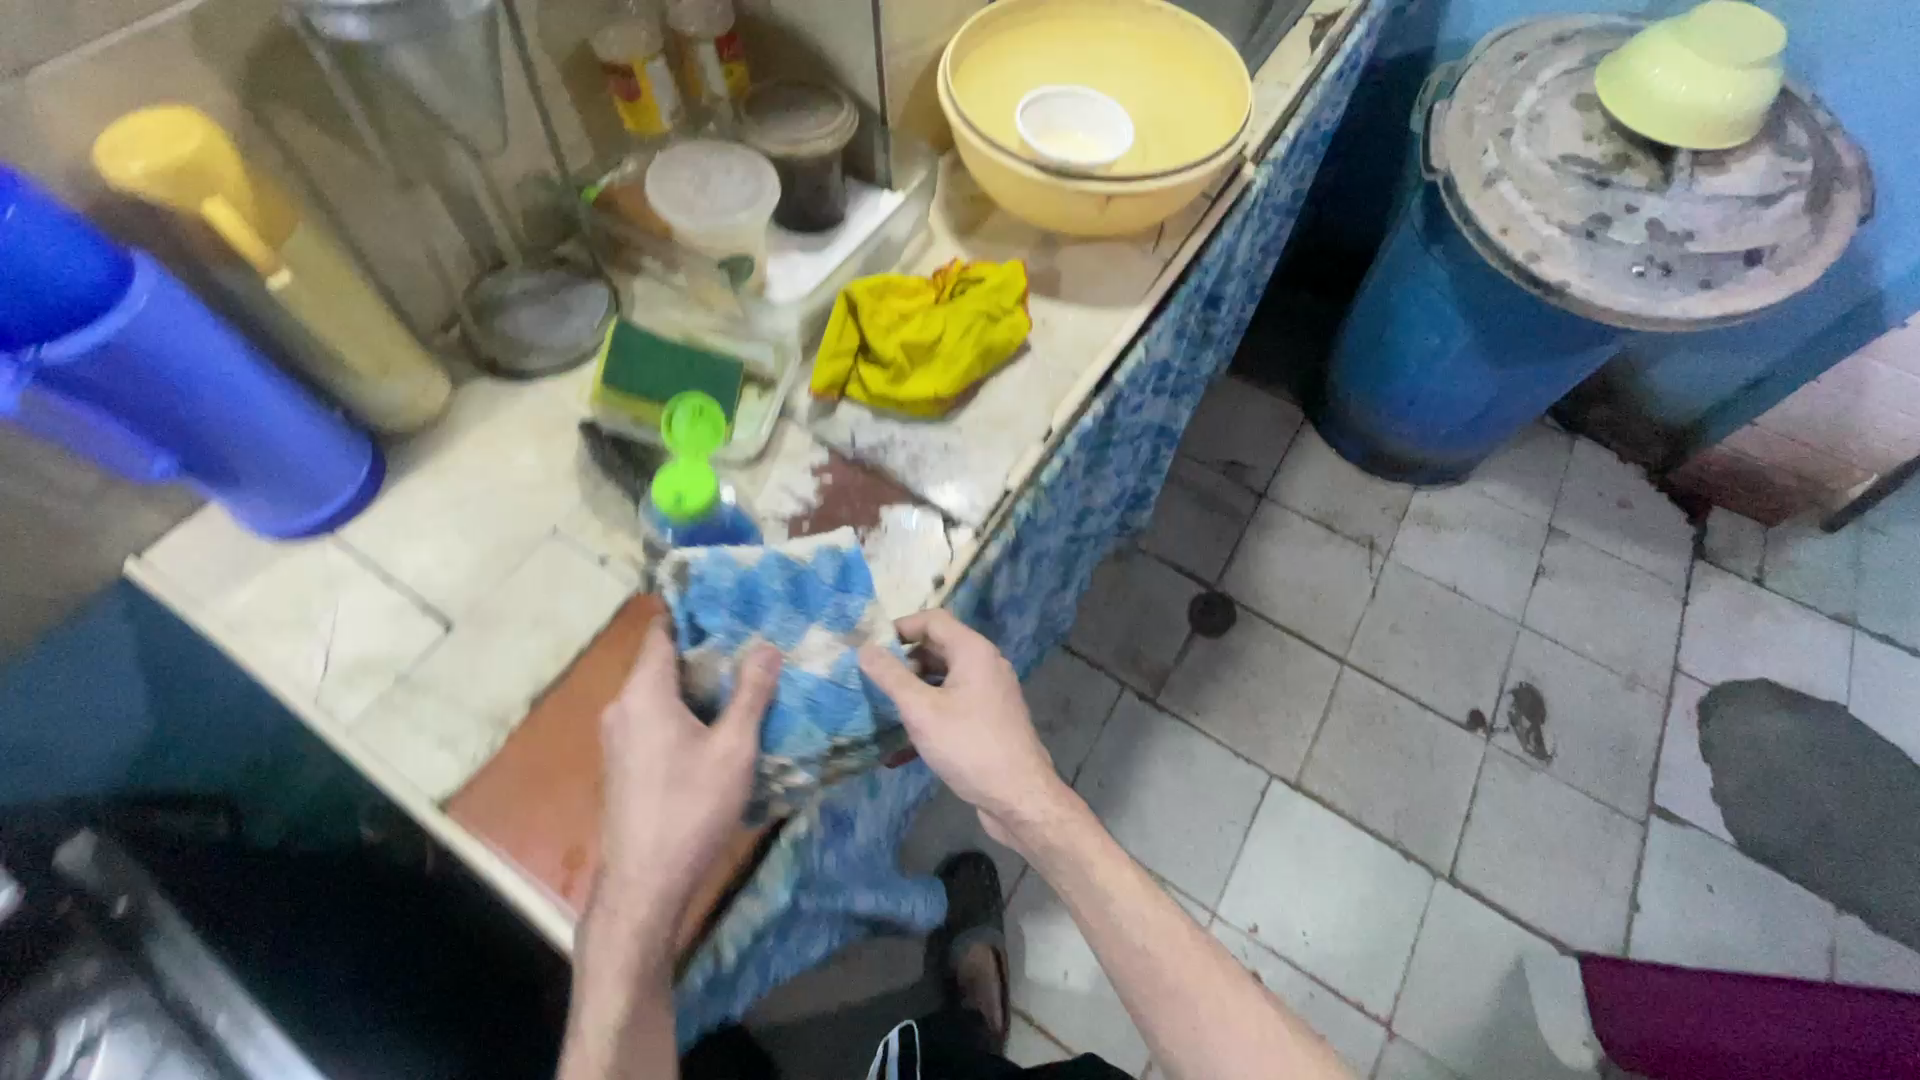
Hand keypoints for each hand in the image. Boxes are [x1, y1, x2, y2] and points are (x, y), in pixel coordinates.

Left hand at [592, 623, 779, 947]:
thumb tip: (766, 646)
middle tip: (752, 640)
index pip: (662, 632)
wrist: (645, 883)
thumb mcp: (734, 747)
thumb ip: (751, 693)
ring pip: (660, 693)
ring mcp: (619, 737)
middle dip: (705, 650)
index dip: (693, 613)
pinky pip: (655, 718)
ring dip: (697, 684)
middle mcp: (623, 707)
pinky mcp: (624, 763)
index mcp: (643, 693)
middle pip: (662, 661)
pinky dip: (685, 710)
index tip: (730, 602)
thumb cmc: (691, 807)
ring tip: (746, 677)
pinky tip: (720, 723)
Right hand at [859, 610, 1067, 847]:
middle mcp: (986, 664)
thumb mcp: (921, 709)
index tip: (871, 648)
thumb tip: (864, 648)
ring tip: (883, 710)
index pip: (933, 619)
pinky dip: (929, 716)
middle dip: (904, 662)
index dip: (900, 627)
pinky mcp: (989, 719)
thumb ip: (890, 676)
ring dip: (914, 691)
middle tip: (873, 681)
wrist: (1018, 795)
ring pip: (945, 679)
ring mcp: (990, 693)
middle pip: (938, 648)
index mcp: (973, 651)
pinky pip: (953, 705)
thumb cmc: (968, 746)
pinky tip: (900, 748)